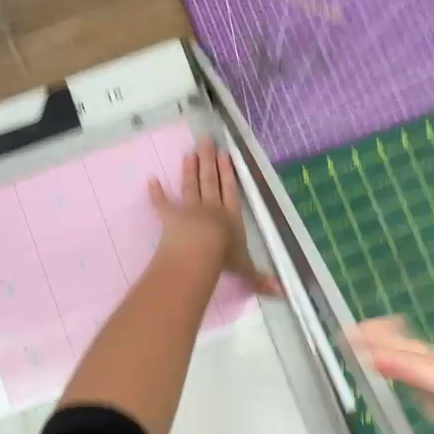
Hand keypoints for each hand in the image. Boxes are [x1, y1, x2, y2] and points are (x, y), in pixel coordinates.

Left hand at [149, 136, 280, 295]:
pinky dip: (156, 193)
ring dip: (190, 169)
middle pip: (211, 181)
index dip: (228, 173)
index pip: (231, 191)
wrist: (199, 251)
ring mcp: (190, 209)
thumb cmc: (224, 257)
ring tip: (189, 153)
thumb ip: (260, 279)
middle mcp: (212, 208)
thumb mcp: (245, 269)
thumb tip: (281, 293)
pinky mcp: (171, 216)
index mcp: (231, 217)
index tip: (226, 155)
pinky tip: (151, 181)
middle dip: (209, 161)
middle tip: (206, 141)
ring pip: (191, 186)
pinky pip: (162, 203)